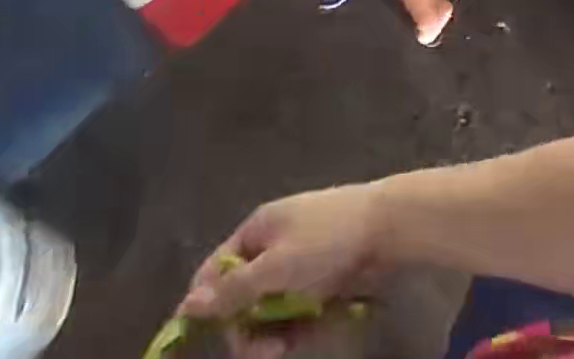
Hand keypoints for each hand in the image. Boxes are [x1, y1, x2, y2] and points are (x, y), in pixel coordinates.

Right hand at [179, 183, 385, 322]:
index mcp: (256, 232)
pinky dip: (304, 326)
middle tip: (268, 352)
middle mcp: (272, 247)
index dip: (206, 303)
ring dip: (278, 333)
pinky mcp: (321, 282)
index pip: (216, 269)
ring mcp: (298, 265)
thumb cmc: (325, 239)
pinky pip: (300, 313)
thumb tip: (188, 303)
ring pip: (272, 312)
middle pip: (243, 298)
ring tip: (296, 342)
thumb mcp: (276, 266)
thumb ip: (235, 289)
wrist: (385, 229)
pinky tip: (318, 329)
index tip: (202, 340)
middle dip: (249, 329)